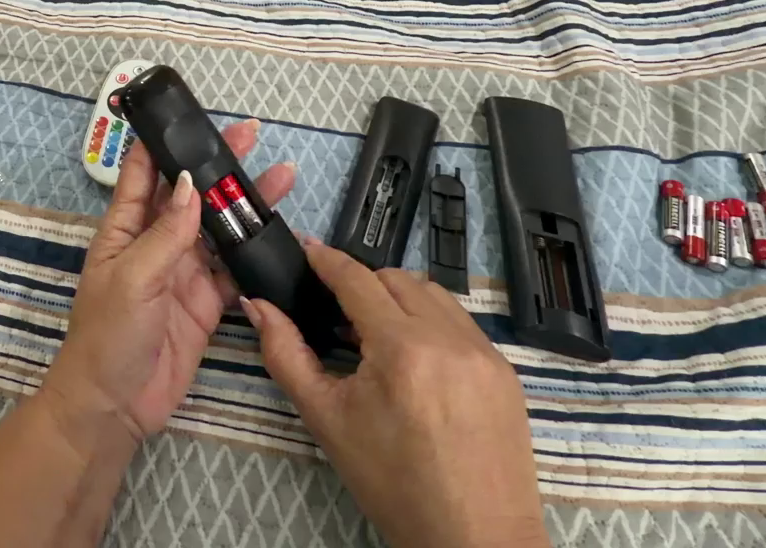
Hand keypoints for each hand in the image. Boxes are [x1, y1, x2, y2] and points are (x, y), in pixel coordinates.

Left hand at [42, 122, 294, 442]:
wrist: (115, 403)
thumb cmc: (109, 333)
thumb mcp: (132, 277)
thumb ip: (166, 234)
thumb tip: (189, 184)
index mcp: (125, 229)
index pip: (143, 175)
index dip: (163, 144)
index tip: (187, 116)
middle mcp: (155, 242)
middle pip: (190, 195)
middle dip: (217, 165)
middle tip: (250, 135)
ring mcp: (182, 271)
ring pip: (219, 228)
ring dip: (245, 204)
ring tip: (282, 176)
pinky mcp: (205, 302)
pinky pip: (233, 268)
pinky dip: (254, 251)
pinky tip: (279, 232)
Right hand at [242, 244, 547, 547]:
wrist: (475, 542)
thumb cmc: (391, 482)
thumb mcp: (324, 417)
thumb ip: (284, 352)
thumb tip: (258, 304)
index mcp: (401, 349)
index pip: (357, 279)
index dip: (327, 259)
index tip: (306, 248)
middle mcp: (449, 339)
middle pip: (396, 278)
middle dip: (362, 282)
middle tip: (335, 308)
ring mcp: (486, 354)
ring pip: (433, 293)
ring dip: (398, 297)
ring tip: (375, 331)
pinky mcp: (507, 372)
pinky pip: (460, 322)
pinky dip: (430, 321)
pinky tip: (413, 357)